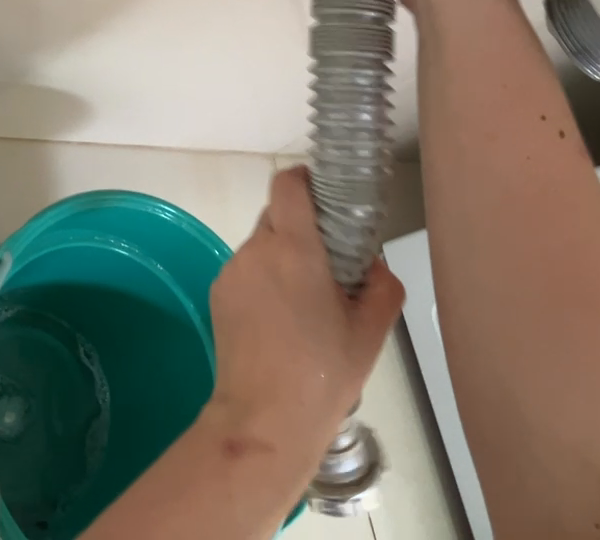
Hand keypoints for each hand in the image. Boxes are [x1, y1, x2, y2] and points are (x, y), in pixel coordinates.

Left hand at [203, 167, 404, 468]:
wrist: (263, 419)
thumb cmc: (322, 372)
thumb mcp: (370, 332)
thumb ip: (381, 285)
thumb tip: (373, 263)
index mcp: (293, 249)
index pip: (288, 185)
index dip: (306, 179)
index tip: (326, 194)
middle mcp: (255, 250)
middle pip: (277, 216)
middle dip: (302, 229)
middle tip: (329, 261)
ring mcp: (231, 271)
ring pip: (261, 245)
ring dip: (282, 258)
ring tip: (305, 302)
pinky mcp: (218, 293)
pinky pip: (246, 270)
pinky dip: (264, 280)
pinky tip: (279, 320)